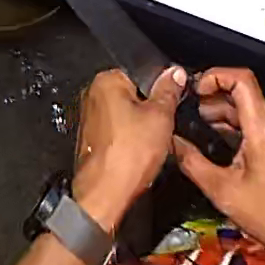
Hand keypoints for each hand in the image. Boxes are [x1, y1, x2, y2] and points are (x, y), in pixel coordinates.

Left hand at [73, 66, 184, 230]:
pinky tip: (137, 153)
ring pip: (126, 114)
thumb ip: (168, 91)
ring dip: (140, 126)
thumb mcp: (160, 117)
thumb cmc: (128, 155)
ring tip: (149, 144)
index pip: (140, 73)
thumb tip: (174, 72)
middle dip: (150, 110)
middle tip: (161, 128)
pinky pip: (117, 131)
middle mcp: (93, 93)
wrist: (105, 192)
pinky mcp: (92, 136)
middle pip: (133, 93)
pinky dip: (129, 139)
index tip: (171, 105)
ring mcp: (90, 115)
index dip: (160, 90)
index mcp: (106, 80)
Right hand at [171, 67, 264, 264]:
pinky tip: (223, 147)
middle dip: (212, 97)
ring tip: (203, 129)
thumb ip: (191, 162)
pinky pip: (258, 124)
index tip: (197, 90)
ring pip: (249, 108)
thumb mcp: (223, 192)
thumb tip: (171, 143)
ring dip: (223, 112)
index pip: (242, 79)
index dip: (215, 75)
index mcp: (263, 130)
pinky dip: (236, 126)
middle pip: (242, 92)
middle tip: (193, 112)